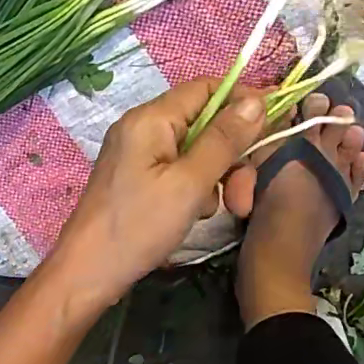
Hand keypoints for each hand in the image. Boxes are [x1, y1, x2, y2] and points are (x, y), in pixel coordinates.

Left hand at [39, 78, 265, 312]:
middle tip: (247, 194)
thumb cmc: (138, 226)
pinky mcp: (143, 177)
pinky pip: (184, 169)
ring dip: (222, 177)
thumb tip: (257, 101)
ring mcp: (143, 153)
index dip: (244, 102)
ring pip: (201, 150)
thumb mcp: (190, 183)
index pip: (208, 89)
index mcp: (152, 119)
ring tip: (231, 210)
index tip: (275, 125)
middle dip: (235, 155)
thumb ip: (225, 140)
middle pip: (208, 123)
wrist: (88, 274)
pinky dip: (201, 188)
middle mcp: (146, 127)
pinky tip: (200, 215)